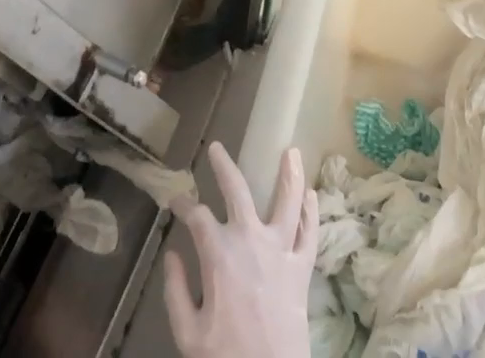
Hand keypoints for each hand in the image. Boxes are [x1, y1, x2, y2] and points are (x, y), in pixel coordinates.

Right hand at [163, 142, 317, 357]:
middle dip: (223, 166)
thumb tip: (173, 255)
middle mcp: (250, 241)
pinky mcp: (302, 269)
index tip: (174, 202)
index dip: (182, 205)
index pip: (196, 216)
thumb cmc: (225, 356)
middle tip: (216, 148)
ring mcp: (281, 252)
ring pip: (286, 202)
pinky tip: (311, 195)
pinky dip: (311, 212)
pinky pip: (309, 234)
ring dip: (288, 174)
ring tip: (290, 150)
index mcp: (218, 253)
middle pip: (237, 191)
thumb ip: (174, 289)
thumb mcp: (187, 330)